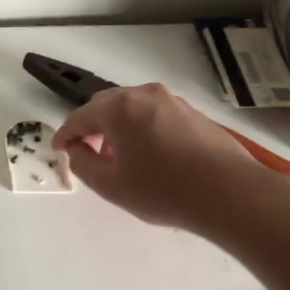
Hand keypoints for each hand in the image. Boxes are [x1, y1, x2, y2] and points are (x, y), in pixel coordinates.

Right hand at [51, 83, 270, 229]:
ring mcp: (173, 102)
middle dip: (92, 126)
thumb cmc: (163, 190)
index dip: (65, 134)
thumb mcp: (111, 185)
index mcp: (120, 108)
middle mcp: (145, 96)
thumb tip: (76, 150)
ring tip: (118, 156)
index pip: (81, 116)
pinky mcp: (194, 115)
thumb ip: (83, 164)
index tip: (59, 149)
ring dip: (119, 127)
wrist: (230, 193)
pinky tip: (149, 155)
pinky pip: (156, 116)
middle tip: (85, 150)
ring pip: (134, 109)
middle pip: (107, 105)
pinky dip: (143, 129)